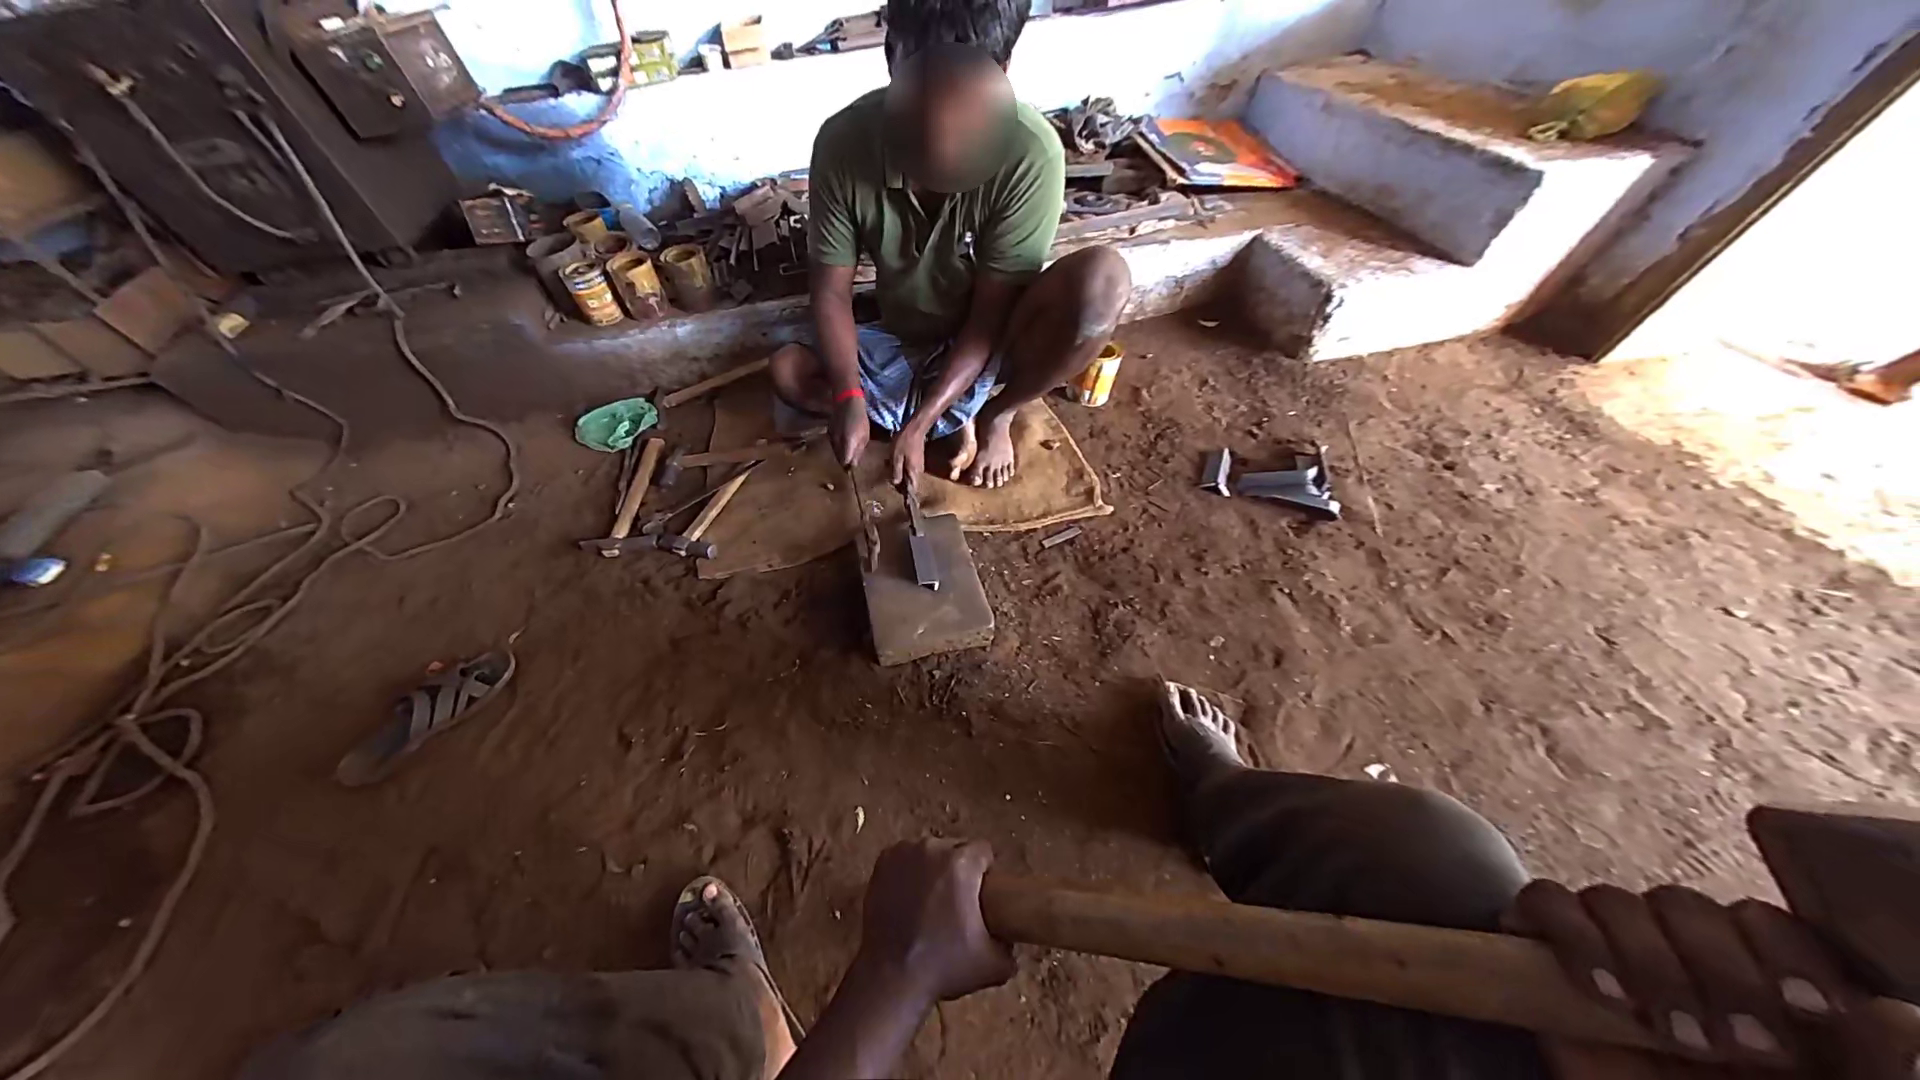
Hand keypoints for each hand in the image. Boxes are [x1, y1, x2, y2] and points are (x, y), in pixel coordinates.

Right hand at [831, 396, 869, 468]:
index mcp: (848, 443)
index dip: (850, 467)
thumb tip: (854, 464)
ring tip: (849, 452)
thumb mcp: (865, 435)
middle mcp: (836, 442)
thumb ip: (859, 450)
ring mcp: (830, 437)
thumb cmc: (859, 417)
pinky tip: (844, 443)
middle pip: (839, 459)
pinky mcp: (828, 433)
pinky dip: (838, 447)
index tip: (854, 468)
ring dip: (842, 454)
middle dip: (846, 462)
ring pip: (835, 453)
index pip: (846, 462)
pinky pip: (833, 445)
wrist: (846, 400)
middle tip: (853, 460)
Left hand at [855, 839, 1015, 1003]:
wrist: (890, 977)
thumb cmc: (943, 966)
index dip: (985, 871)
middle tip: (955, 903)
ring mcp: (904, 852)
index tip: (980, 894)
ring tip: (929, 903)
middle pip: (955, 848)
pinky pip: (905, 858)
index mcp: (962, 862)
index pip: (983, 851)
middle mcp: (933, 848)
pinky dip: (908, 871)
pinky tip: (908, 897)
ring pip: (929, 852)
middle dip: (959, 869)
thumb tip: (1011, 939)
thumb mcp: (992, 965)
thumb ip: (1010, 948)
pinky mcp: (883, 861)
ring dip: (933, 868)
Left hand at [889, 423, 928, 489]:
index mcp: (914, 472)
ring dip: (900, 474)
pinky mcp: (918, 459)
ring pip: (909, 474)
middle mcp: (919, 470)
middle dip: (900, 483)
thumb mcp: (896, 457)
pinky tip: (895, 461)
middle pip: (910, 482)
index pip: (912, 488)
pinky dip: (902, 467)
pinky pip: (909, 468)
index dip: (906, 493)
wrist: (915, 428)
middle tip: (889, 479)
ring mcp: (919, 465)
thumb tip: (896, 483)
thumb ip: (896, 471)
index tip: (898, 492)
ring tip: (890, 468)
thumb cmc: (904, 442)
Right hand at [1507, 881, 1916, 1076]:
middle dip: (1713, 970)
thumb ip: (1885, 1063)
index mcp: (1755, 981)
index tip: (1811, 1012)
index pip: (1760, 919)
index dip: (1780, 949)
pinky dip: (1570, 934)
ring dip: (1646, 961)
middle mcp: (1678, 954)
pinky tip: (1603, 991)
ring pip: (1611, 899)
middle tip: (1737, 1047)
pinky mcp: (1538, 948)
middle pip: (1681, 903)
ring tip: (1668, 1032)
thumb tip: (1900, 1014)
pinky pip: (1543, 901)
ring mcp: (1603, 948)